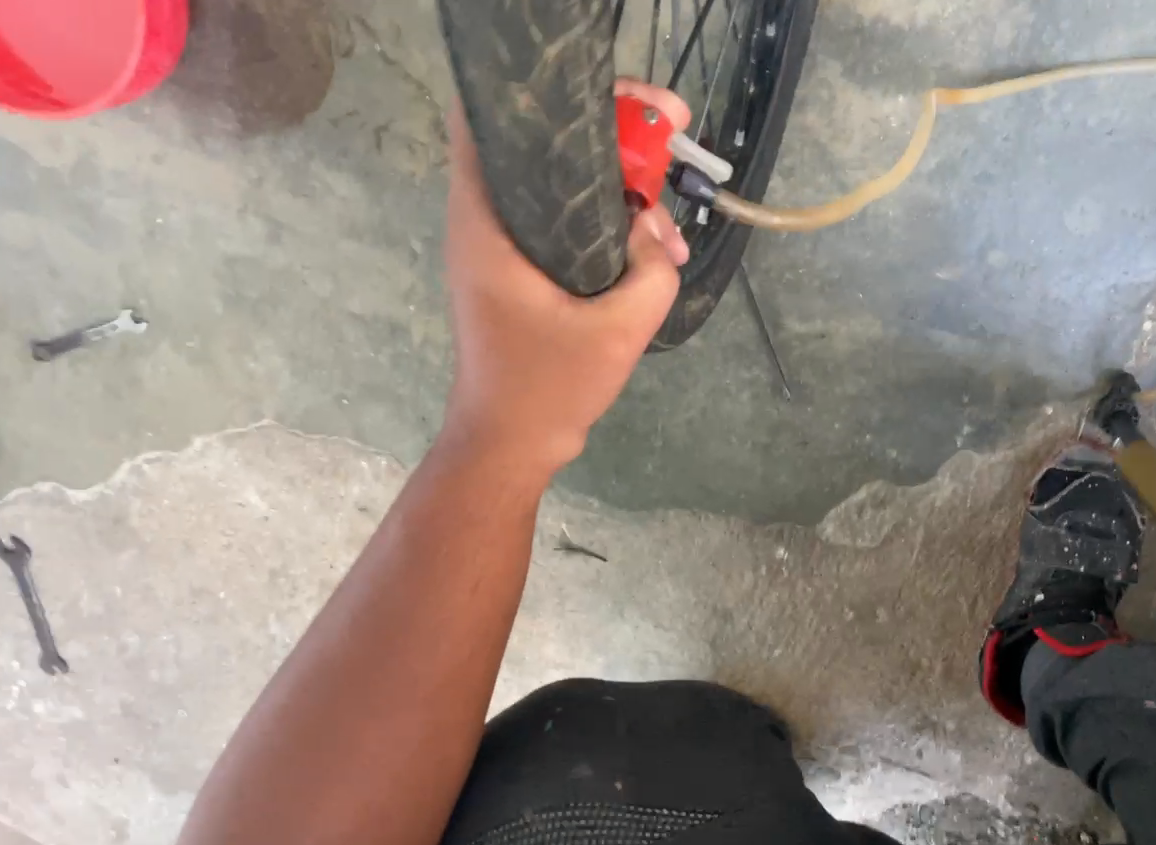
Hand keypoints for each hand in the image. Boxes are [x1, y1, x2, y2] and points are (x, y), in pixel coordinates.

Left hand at [440, 81, 692, 480]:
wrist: (512, 441)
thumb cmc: (548, 387)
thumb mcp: (618, 331)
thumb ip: (652, 274)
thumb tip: (661, 235)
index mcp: (489, 220)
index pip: (498, 113)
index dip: (562, 91)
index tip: (631, 105)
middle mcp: (487, 220)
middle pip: (542, 143)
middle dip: (610, 137)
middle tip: (668, 144)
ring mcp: (502, 247)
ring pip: (559, 187)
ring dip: (616, 191)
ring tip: (667, 224)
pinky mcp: (520, 272)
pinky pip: (564, 225)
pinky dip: (606, 227)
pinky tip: (652, 254)